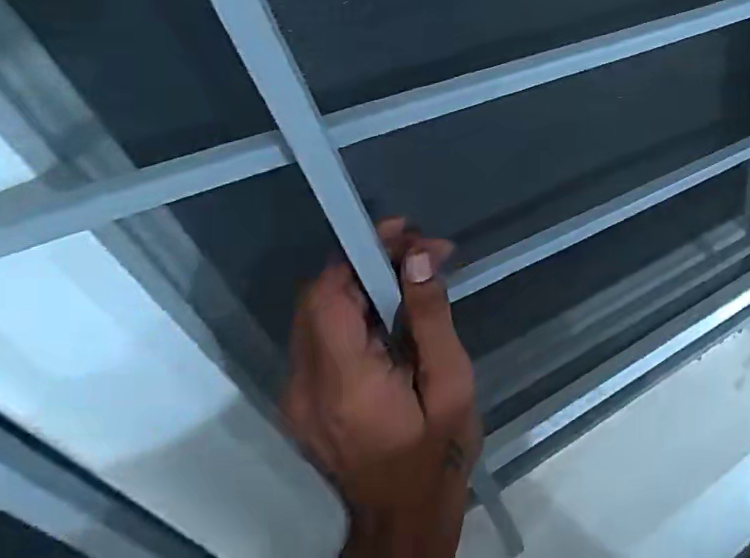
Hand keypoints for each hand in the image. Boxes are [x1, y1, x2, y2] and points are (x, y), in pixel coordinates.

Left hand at [282, 219, 478, 557]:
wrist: (405, 517)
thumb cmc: (438, 450)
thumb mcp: (450, 381)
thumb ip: (430, 317)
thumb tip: (419, 258)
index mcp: (342, 382)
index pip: (329, 296)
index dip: (361, 253)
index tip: (406, 233)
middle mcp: (306, 386)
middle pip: (318, 300)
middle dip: (367, 261)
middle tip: (423, 250)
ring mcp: (299, 397)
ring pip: (317, 315)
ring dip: (362, 282)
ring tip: (416, 271)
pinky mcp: (305, 401)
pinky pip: (322, 337)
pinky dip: (356, 309)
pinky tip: (396, 307)